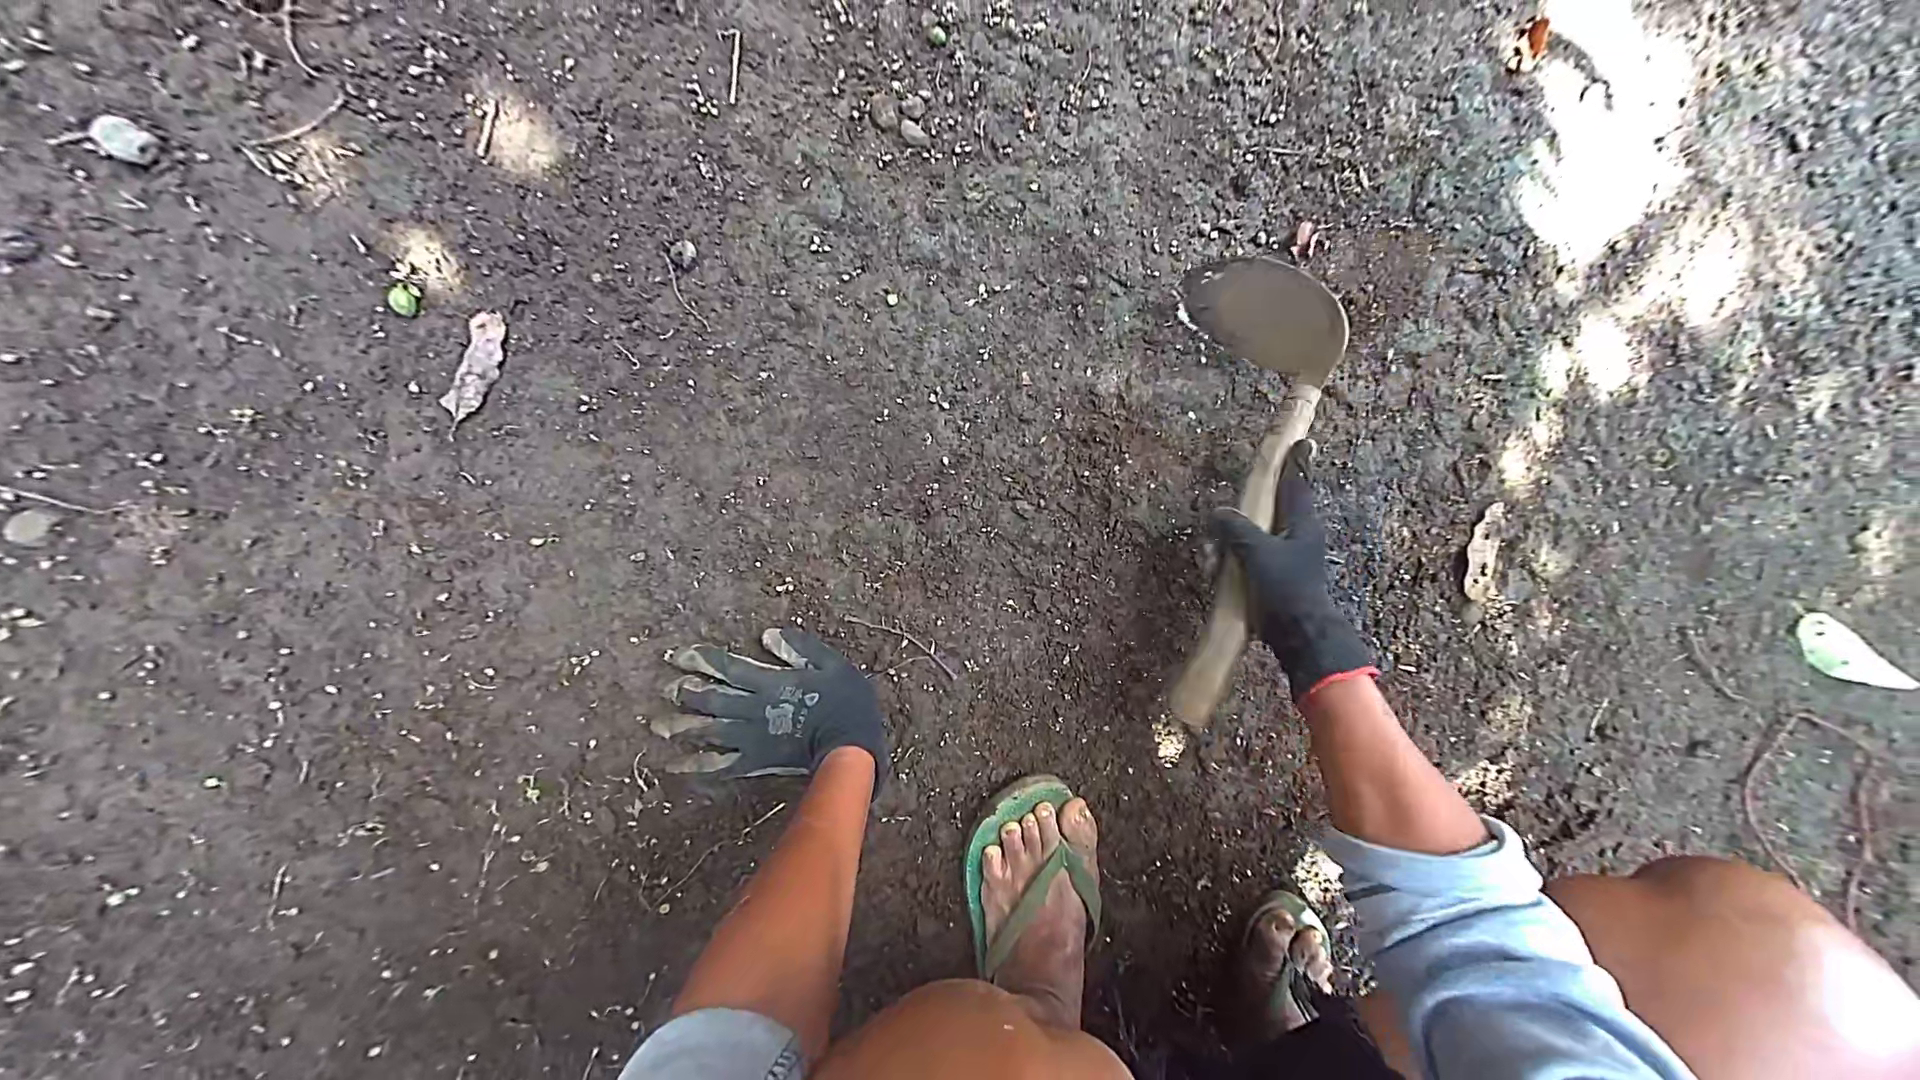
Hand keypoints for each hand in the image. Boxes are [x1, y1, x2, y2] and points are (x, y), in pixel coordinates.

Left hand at [654, 628, 888, 794]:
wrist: (850, 747)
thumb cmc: (845, 701)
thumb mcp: (831, 664)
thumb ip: (800, 648)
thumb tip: (768, 636)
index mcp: (770, 682)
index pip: (728, 668)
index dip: (701, 660)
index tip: (677, 656)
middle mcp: (754, 708)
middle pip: (711, 698)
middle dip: (685, 692)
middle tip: (665, 688)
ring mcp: (751, 737)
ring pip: (709, 730)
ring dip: (682, 727)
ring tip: (658, 725)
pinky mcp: (755, 760)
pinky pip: (719, 765)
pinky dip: (696, 765)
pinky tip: (677, 765)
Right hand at [1209, 443, 1375, 700]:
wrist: (1300, 635)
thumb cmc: (1286, 589)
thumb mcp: (1257, 553)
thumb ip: (1236, 529)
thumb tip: (1219, 512)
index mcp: (1301, 524)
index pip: (1296, 485)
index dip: (1296, 463)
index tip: (1302, 441)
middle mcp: (1296, 537)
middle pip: (1263, 513)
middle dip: (1236, 521)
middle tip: (1217, 538)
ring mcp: (1286, 558)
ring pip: (1250, 539)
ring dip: (1227, 549)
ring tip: (1212, 564)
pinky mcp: (1275, 578)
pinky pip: (1246, 561)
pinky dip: (1230, 565)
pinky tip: (1217, 576)